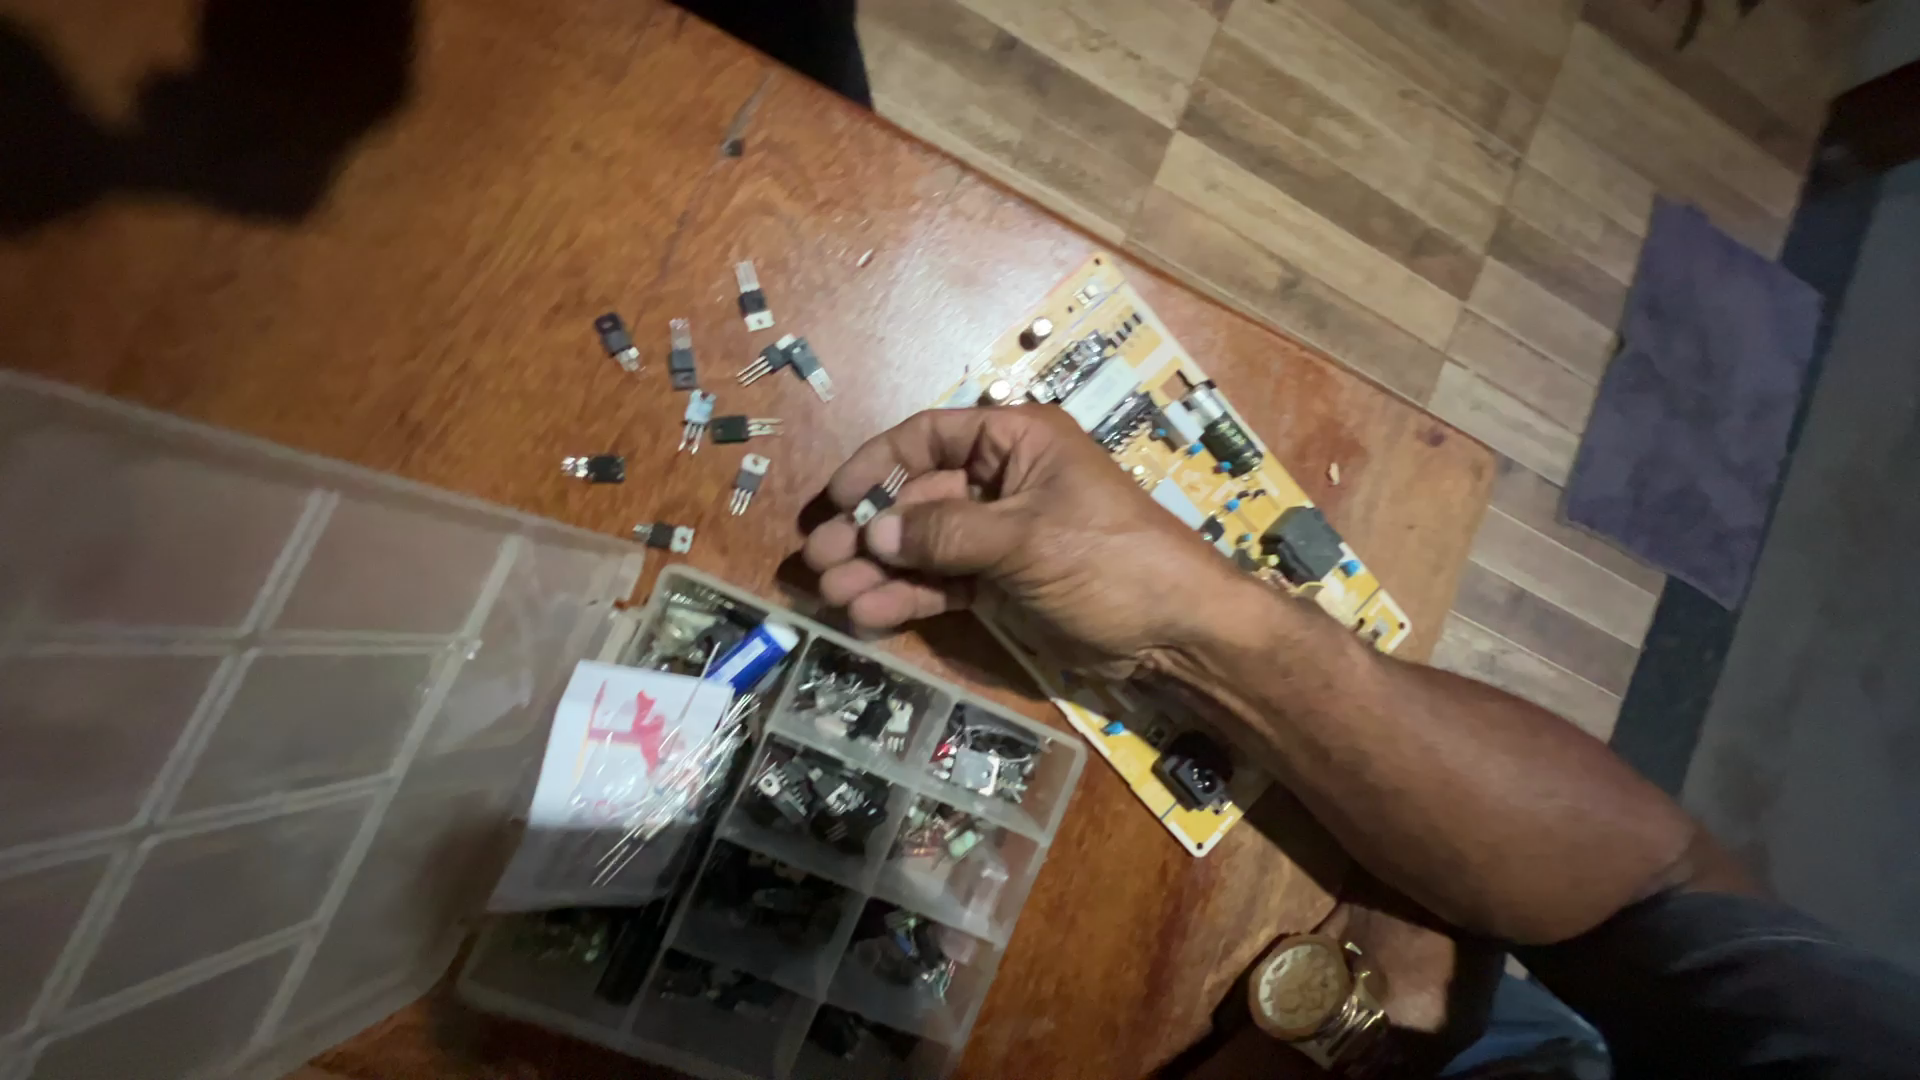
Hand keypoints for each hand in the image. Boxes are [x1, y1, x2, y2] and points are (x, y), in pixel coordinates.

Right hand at [802, 406, 1249, 675]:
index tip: (837, 497)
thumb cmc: (1108, 560)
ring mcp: (997, 535)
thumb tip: (871, 532)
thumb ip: (945, 533)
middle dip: (870, 531)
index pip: (929, 437)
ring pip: (924, 547)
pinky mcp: (998, 583)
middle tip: (819, 561)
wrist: (1172, 632)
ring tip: (833, 597)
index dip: (878, 463)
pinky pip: (943, 583)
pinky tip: (871, 614)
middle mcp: (1000, 481)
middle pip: (918, 499)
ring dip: (880, 571)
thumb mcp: (1025, 537)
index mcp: (1015, 442)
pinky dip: (909, 598)